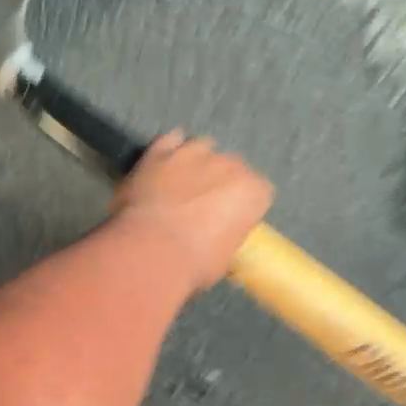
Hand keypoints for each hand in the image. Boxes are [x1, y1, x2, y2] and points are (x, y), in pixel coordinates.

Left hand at [110, 131, 273, 289]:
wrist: (149, 253)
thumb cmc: (191, 266)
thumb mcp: (220, 262)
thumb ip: (224, 242)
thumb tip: (215, 246)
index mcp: (254, 192)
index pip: (256, 193)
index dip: (239, 206)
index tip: (225, 221)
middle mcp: (231, 164)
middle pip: (230, 167)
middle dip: (217, 182)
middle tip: (197, 207)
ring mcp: (194, 153)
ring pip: (200, 147)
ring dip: (193, 163)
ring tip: (178, 184)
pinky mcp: (160, 152)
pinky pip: (168, 140)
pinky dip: (167, 148)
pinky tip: (161, 161)